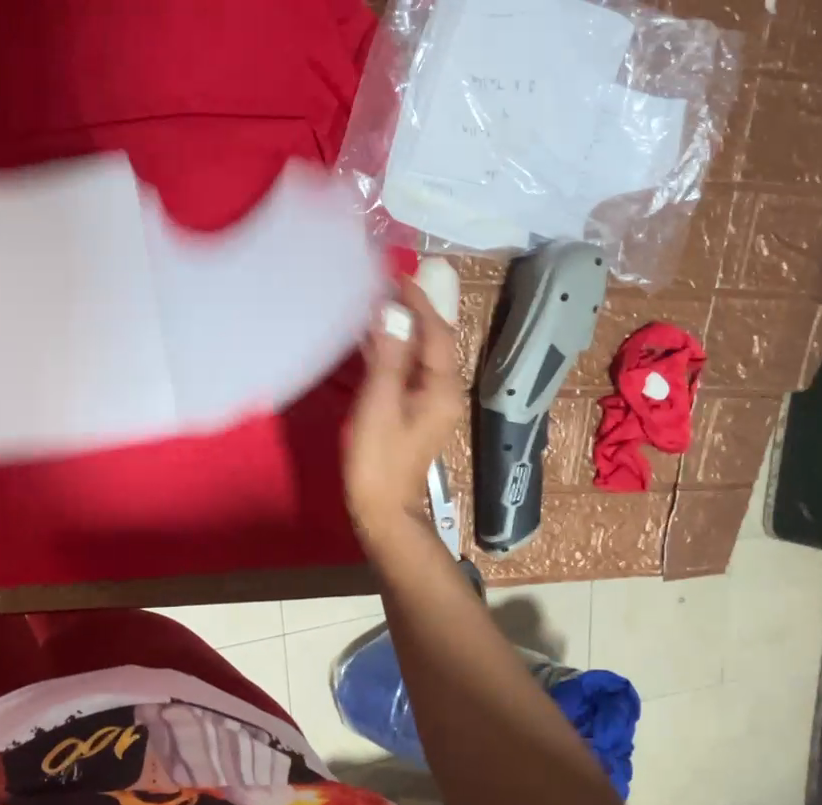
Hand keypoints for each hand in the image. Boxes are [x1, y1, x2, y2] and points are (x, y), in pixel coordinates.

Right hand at [343, 275, 464, 548]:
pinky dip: (396, 352)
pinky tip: (377, 343)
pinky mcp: (415, 414)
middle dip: (414, 310)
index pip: (436, 332)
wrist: (384, 512)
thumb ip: (387, 358)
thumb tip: (391, 313)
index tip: (397, 275)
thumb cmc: (378, 462)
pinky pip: (410, 371)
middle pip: (434, 340)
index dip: (419, 301)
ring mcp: (431, 404)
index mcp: (441, 387)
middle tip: (387, 284)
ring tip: (378, 307)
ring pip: (421, 355)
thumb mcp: (378, 407)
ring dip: (404, 329)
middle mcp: (444, 391)